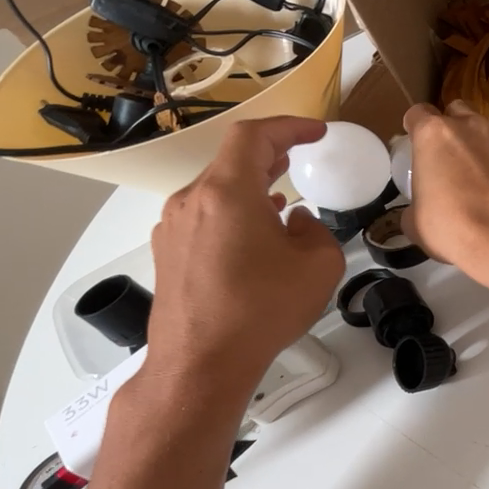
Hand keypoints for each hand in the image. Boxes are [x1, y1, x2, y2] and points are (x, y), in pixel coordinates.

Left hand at [143, 117, 345, 406]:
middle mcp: (191, 202)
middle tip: (301, 157)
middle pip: (231, 161)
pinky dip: (235, 212)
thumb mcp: (319, 263)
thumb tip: (296, 222)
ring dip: (252, 186)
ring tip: (282, 199)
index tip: (316, 131)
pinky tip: (256, 235)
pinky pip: (205, 216)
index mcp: (227, 194)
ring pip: (216, 190)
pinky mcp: (169, 254)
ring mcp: (174, 228)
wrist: (202, 361)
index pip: (253, 137)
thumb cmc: (262, 308)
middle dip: (271, 155)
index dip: (288, 127)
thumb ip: (316, 229)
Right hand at [401, 101, 488, 285]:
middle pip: (456, 113)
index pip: (418, 114)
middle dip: (451, 128)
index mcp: (435, 134)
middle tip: (449, 157)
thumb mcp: (415, 221)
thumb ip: (415, 203)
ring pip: (486, 130)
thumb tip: (421, 209)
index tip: (416, 143)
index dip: (415, 127)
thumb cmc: (454, 226)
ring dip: (479, 145)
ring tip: (479, 175)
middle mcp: (471, 125)